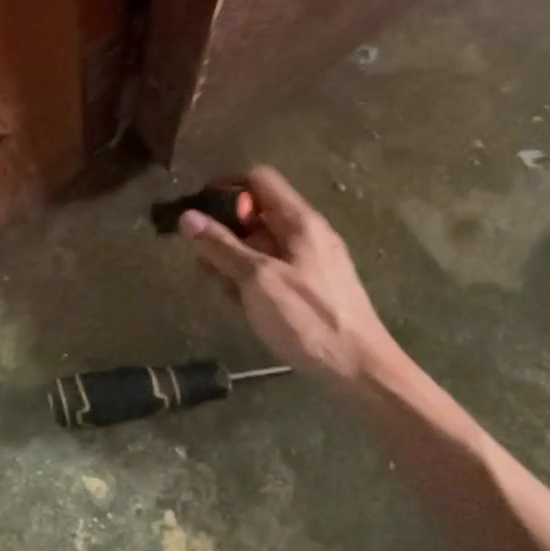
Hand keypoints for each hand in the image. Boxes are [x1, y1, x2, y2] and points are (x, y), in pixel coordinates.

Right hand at [179, 166, 398, 386]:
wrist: (362, 372)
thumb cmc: (309, 319)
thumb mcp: (257, 280)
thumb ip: (221, 246)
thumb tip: (187, 216)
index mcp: (300, 221)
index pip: (258, 179)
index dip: (225, 188)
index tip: (199, 212)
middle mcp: (307, 233)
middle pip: (255, 212)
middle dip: (223, 231)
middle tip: (203, 259)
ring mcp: (310, 260)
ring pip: (259, 243)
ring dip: (232, 258)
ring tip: (219, 287)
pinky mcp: (310, 285)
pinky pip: (271, 267)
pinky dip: (250, 277)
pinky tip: (241, 303)